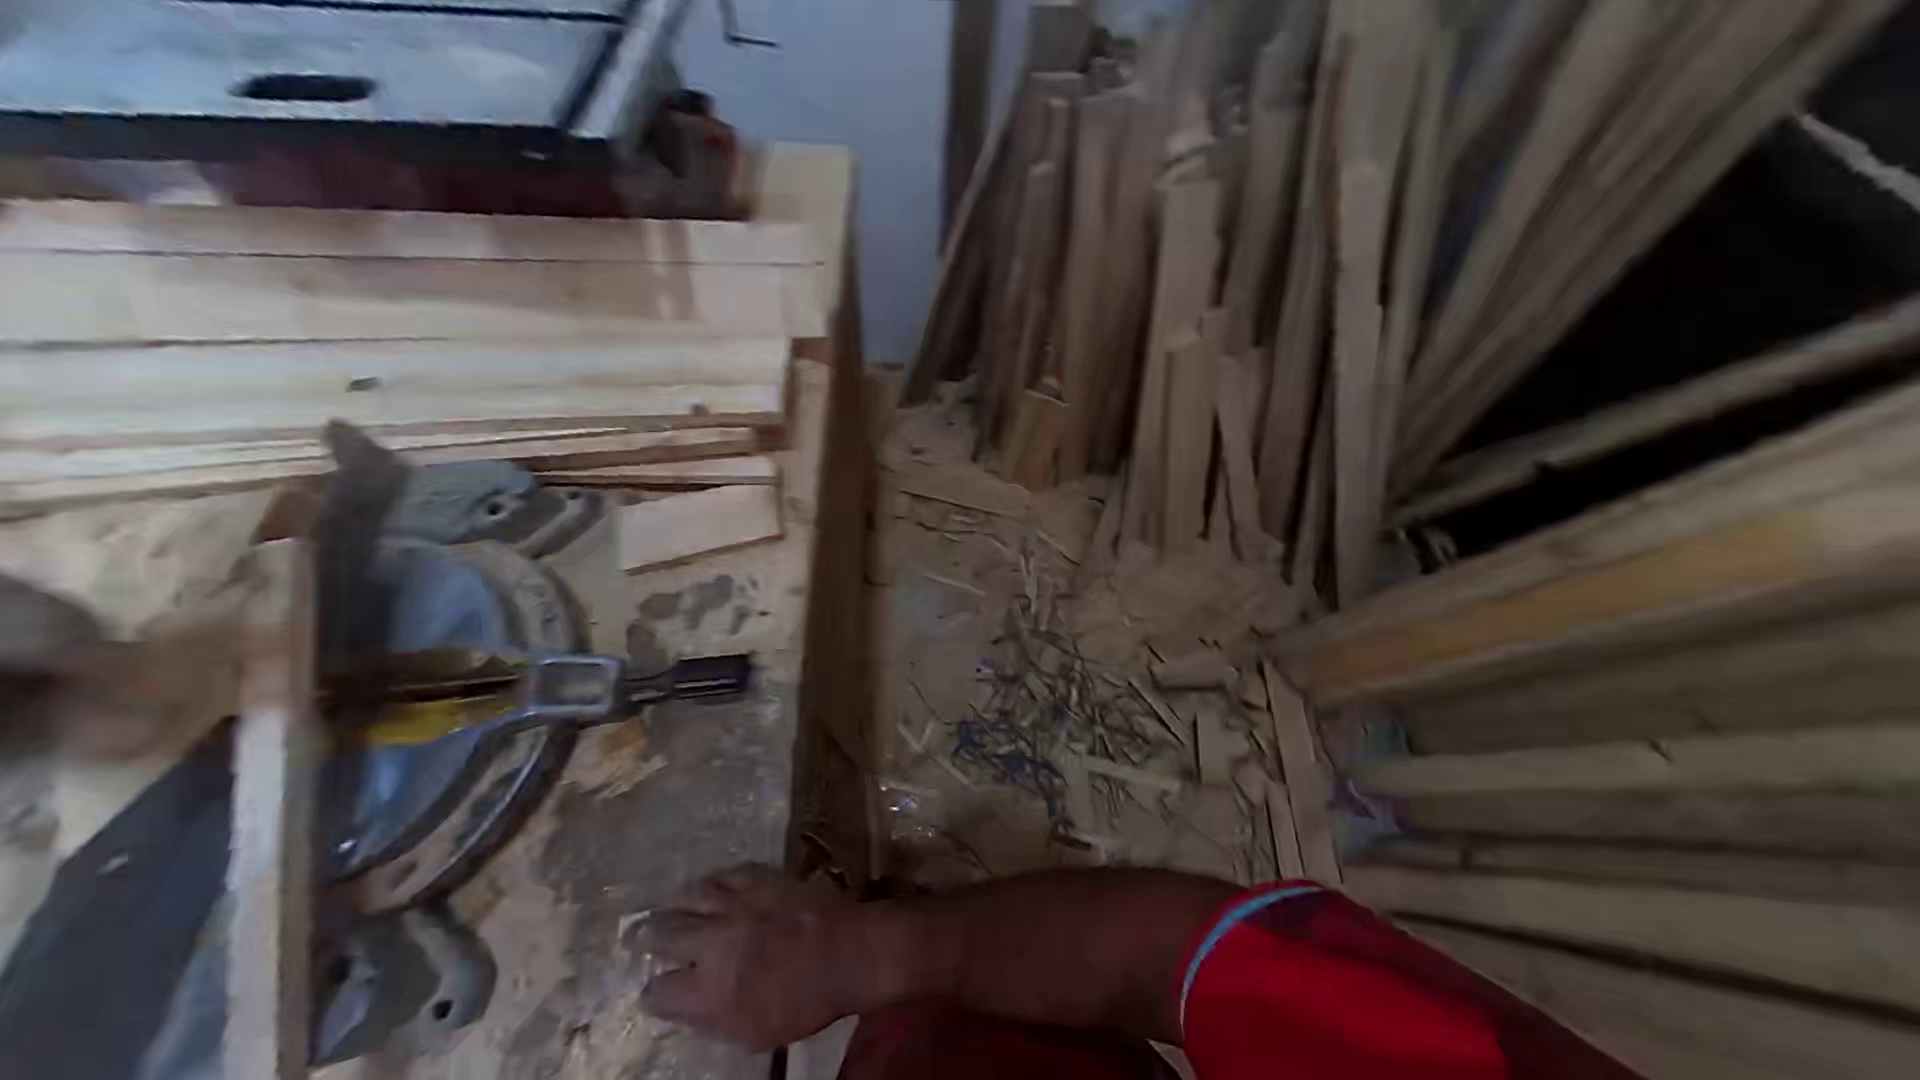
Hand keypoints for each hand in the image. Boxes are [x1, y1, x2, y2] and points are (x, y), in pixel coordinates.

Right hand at [641, 866, 878, 1048]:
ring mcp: (739, 905)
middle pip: (664, 933)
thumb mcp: (756, 1033)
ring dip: (677, 903)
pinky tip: (712, 885)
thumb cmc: (808, 1002)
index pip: (661, 992)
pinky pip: (727, 874)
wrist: (850, 952)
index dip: (655, 993)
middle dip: (647, 937)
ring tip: (671, 906)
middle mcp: (717, 943)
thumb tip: (689, 1005)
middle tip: (639, 936)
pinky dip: (715, 881)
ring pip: (691, 895)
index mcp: (713, 991)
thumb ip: (714, 1019)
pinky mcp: (762, 880)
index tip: (658, 989)